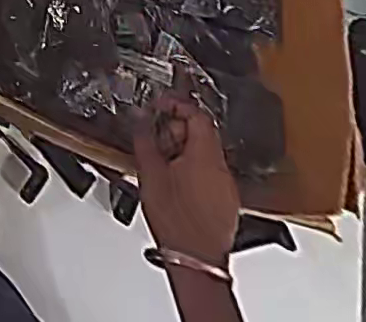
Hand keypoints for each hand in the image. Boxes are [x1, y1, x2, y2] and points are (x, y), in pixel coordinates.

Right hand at [132, 94, 240, 266]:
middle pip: (202, 132)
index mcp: (205, 154)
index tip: (160, 105)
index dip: (176, 104)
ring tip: (162, 161)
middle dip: (176, 129)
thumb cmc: (176, 221)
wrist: (195, 261)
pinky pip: (209, 172)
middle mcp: (220, 167)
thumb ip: (144, 138)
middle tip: (157, 136)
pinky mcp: (226, 201)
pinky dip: (192, 167)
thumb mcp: (150, 172)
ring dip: (183, 149)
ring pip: (205, 153)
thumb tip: (139, 117)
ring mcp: (226, 185)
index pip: (196, 114)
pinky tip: (175, 181)